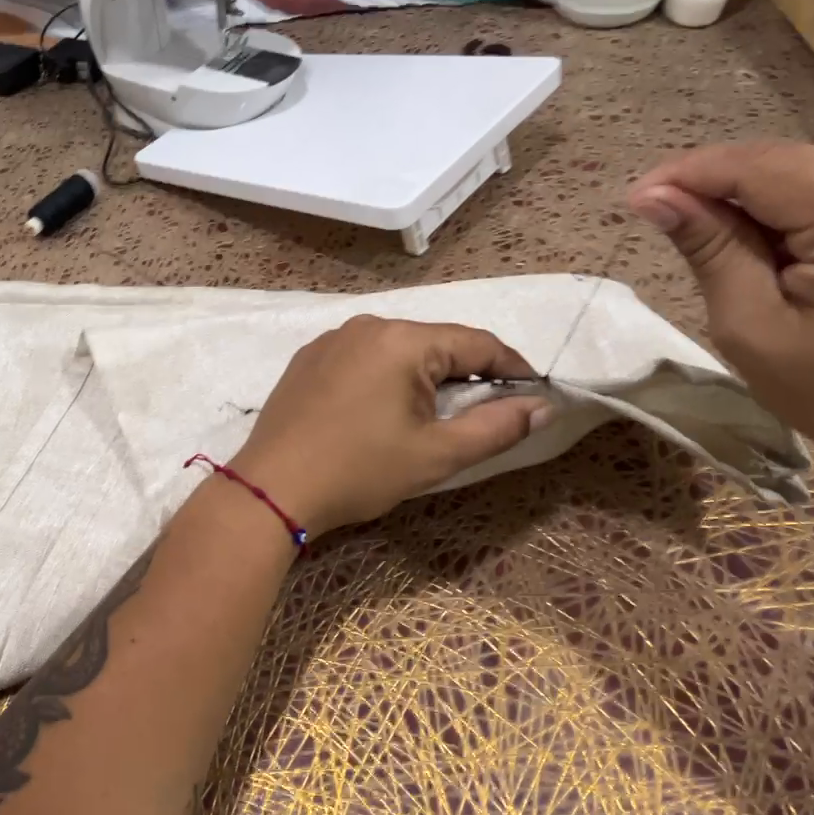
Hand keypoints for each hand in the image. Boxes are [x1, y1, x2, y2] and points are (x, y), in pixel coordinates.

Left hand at [226, 318, 550, 538]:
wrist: (272, 488)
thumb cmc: (359, 470)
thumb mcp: (436, 454)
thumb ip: (496, 427)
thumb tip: (541, 406)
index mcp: (401, 340)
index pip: (476, 342)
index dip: (513, 368)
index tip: (533, 396)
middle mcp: (365, 326)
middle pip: (435, 342)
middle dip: (466, 374)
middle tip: (483, 414)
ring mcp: (330, 341)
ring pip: (396, 350)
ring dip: (423, 377)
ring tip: (433, 417)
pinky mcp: (307, 360)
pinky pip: (362, 359)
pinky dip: (385, 378)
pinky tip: (382, 412)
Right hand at [627, 141, 813, 503]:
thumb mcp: (752, 329)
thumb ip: (710, 249)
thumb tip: (652, 196)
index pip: (767, 167)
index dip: (692, 172)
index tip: (635, 196)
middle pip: (799, 162)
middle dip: (726, 185)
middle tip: (668, 217)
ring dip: (767, 196)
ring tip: (725, 238)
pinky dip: (811, 205)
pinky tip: (787, 242)